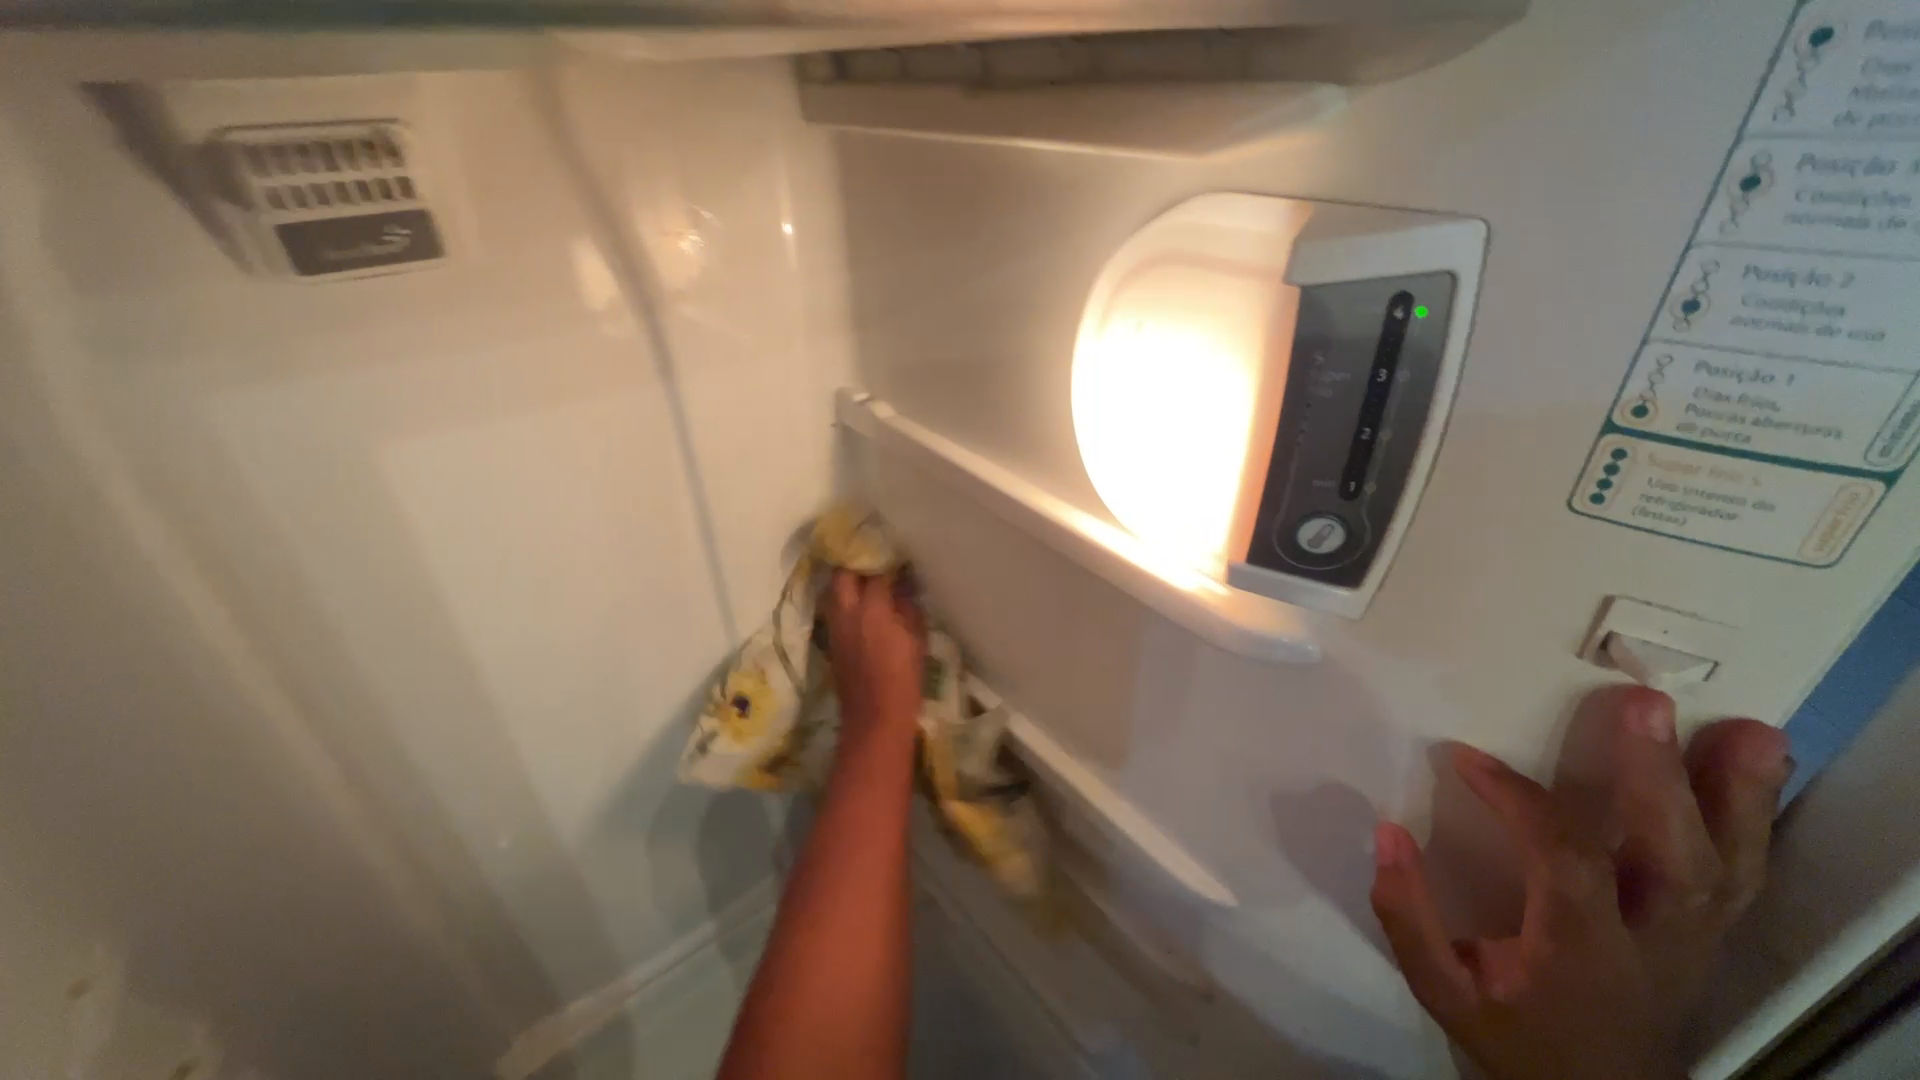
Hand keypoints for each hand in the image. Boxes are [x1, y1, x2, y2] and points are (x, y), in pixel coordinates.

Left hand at [824, 570, 924, 744]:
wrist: (875, 718)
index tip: (898, 558)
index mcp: (872, 610)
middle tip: (876, 563)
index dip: (887, 562)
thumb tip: (903, 586)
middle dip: (857, 564)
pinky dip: (845, 601)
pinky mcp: (831, 641)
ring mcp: (834, 627)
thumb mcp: (917, 640)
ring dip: (848, 582)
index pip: (875, 573)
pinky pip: (835, 609)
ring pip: (834, 592)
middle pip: (843, 575)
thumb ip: (908, 607)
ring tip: (868, 582)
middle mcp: (847, 613)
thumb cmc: (904, 680)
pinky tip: (862, 606)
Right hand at [1372, 686, 1792, 1079]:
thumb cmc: (1511, 1032)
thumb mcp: (1440, 987)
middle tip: (1644, 703)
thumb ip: (1408, 916)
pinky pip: (1741, 875)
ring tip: (1749, 729)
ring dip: (1740, 795)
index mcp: (1581, 950)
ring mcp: (1694, 939)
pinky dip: (1752, 820)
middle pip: (1672, 855)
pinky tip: (1754, 771)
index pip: (1562, 857)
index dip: (1516, 798)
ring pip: (1731, 865)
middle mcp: (1653, 940)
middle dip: (1658, 776)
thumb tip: (1387, 833)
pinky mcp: (1709, 934)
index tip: (1465, 757)